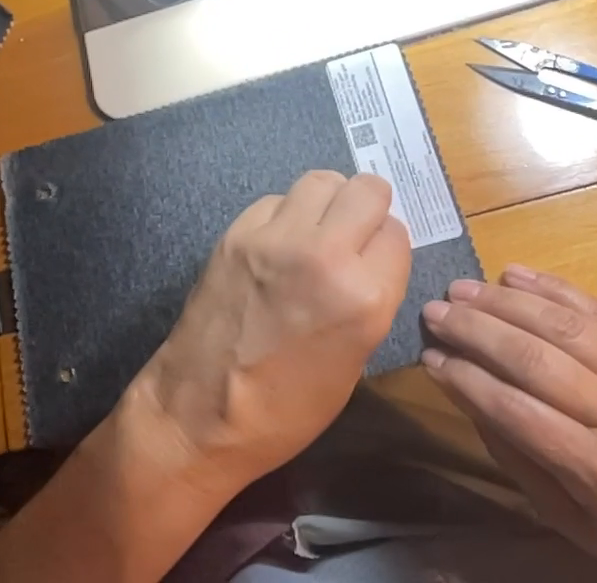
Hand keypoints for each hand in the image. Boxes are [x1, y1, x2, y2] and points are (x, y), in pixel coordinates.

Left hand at [125, 171, 411, 490]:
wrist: (199, 414)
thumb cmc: (287, 409)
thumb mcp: (355, 359)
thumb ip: (371, 297)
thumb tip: (370, 256)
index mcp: (365, 296)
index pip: (397, 233)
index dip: (386, 247)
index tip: (374, 261)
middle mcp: (325, 254)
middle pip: (366, 190)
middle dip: (367, 208)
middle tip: (352, 234)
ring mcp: (276, 238)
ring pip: (321, 181)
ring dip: (327, 203)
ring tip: (317, 231)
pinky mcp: (236, 232)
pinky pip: (275, 200)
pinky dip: (284, 215)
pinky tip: (276, 245)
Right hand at [421, 267, 596, 582]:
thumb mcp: (569, 518)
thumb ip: (514, 453)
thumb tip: (462, 389)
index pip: (517, 411)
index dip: (467, 379)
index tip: (429, 357)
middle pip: (536, 359)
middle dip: (476, 330)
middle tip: (434, 311)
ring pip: (564, 326)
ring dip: (506, 302)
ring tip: (462, 289)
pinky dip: (553, 288)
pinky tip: (514, 274)